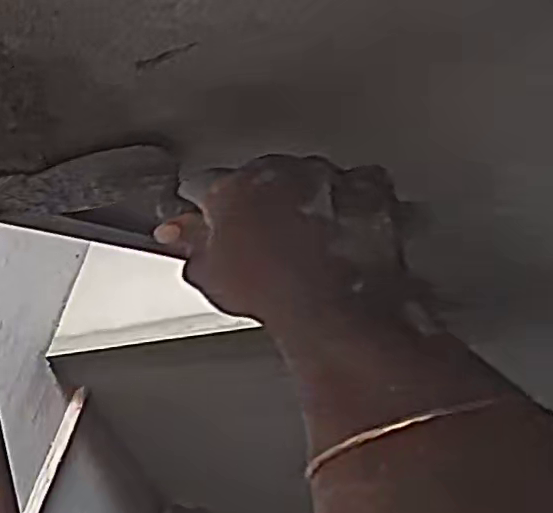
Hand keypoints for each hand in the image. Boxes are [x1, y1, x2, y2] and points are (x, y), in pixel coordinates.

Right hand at [154, 155, 411, 326]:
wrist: (330, 302)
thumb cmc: (267, 285)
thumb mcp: (205, 270)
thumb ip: (192, 241)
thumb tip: (180, 230)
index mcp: (234, 187)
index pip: (202, 186)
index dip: (195, 209)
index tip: (193, 224)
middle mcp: (284, 170)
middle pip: (256, 179)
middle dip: (247, 202)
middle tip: (237, 239)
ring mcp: (331, 175)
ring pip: (300, 181)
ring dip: (290, 201)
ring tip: (281, 243)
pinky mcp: (372, 187)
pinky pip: (345, 188)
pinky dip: (334, 205)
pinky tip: (321, 236)